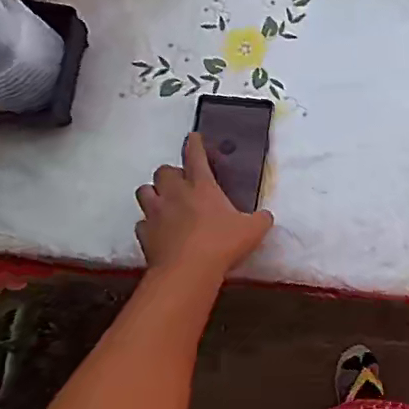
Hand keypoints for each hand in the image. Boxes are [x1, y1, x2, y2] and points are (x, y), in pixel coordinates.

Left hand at [135, 132, 272, 284]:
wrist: (188, 270)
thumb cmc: (222, 244)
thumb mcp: (252, 231)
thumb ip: (260, 220)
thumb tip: (266, 216)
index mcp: (201, 186)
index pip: (195, 156)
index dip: (194, 144)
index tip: (193, 137)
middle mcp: (175, 193)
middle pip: (163, 171)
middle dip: (170, 173)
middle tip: (180, 182)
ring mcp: (156, 213)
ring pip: (144, 191)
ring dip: (153, 193)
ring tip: (163, 202)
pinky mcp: (144, 234)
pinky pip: (142, 223)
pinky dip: (148, 225)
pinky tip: (157, 232)